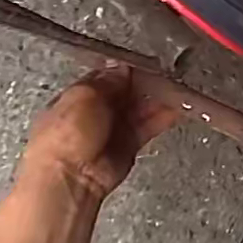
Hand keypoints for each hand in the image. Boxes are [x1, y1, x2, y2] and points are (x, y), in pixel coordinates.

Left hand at [15, 66, 178, 199]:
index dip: (126, 70)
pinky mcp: (128, 146)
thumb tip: (121, 68)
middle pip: (127, 92)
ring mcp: (112, 130)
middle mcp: (95, 113)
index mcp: (77, 97)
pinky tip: (176, 109)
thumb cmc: (65, 137)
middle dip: (146, 84)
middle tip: (165, 76)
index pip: (107, 77)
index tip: (146, 64)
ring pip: (140, 108)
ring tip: (177, 90)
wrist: (71, 178)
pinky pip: (149, 127)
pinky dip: (163, 117)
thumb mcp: (84, 95)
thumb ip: (107, 80)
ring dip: (158, 99)